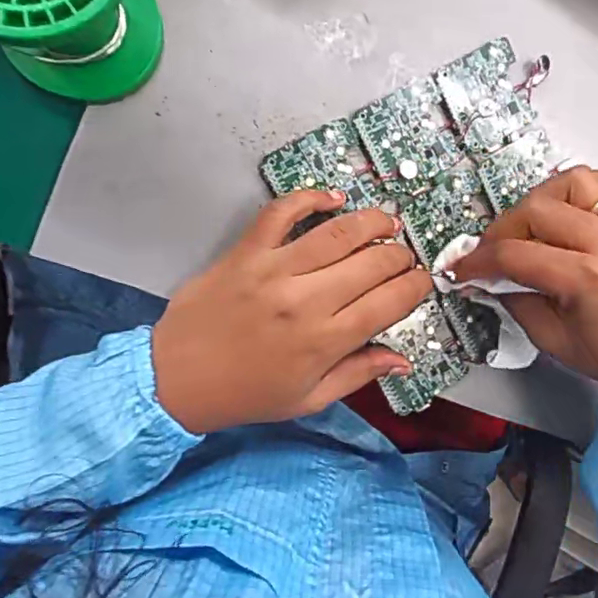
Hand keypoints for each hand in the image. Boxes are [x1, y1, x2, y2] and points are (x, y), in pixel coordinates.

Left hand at [151, 191, 433, 432]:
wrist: (177, 378)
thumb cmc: (244, 394)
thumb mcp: (307, 399)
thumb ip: (357, 374)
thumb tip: (402, 360)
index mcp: (325, 342)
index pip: (390, 302)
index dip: (415, 287)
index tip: (419, 283)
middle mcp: (305, 301)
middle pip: (373, 262)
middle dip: (400, 255)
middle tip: (403, 256)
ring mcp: (274, 271)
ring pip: (338, 232)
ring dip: (372, 221)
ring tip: (386, 222)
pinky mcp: (246, 252)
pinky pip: (281, 212)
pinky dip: (309, 197)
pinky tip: (332, 198)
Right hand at [450, 166, 597, 401]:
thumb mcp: (547, 335)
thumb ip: (511, 297)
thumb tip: (483, 273)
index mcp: (590, 278)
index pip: (515, 253)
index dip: (478, 261)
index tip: (462, 268)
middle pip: (534, 211)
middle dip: (500, 233)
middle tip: (489, 255)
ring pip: (566, 184)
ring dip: (536, 203)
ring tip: (526, 230)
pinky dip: (575, 189)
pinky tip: (562, 211)